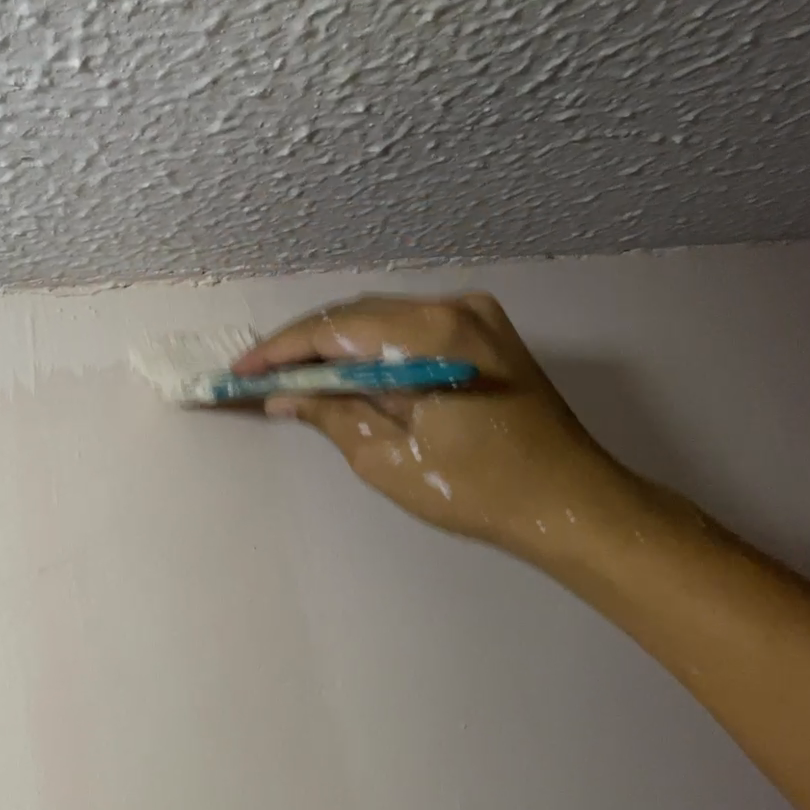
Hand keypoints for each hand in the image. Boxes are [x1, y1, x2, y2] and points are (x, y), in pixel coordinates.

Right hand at [236, 293, 644, 556]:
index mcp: (431, 336)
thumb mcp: (386, 460)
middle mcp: (454, 308)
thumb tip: (284, 395)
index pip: (333, 330)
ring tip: (292, 376)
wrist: (569, 501)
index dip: (279, 350)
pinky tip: (345, 372)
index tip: (240, 370)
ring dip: (334, 345)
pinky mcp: (484, 331)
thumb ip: (331, 414)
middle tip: (259, 376)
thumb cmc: (476, 489)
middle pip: (355, 315)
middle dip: (302, 345)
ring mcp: (474, 314)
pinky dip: (369, 347)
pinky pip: (407, 327)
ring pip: (380, 317)